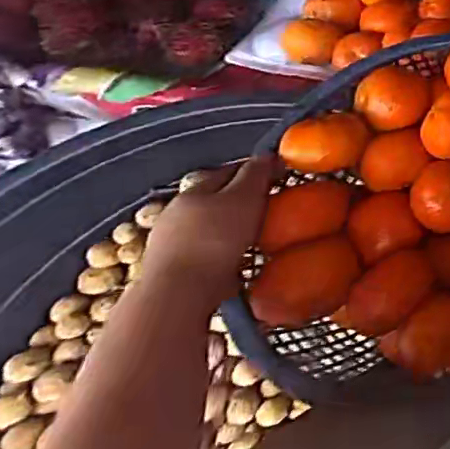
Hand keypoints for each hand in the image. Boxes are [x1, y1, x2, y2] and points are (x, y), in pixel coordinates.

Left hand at [143, 155, 276, 303]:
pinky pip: (206, 251)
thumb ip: (256, 173)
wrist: (179, 294)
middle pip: (216, 199)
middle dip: (242, 200)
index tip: (279, 177)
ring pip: (210, 226)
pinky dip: (223, 251)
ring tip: (258, 236)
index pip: (229, 171)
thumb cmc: (216, 238)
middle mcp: (176, 214)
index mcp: (193, 192)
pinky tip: (239, 259)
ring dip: (232, 227)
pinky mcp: (173, 270)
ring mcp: (170, 243)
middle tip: (271, 207)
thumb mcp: (244, 197)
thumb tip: (267, 154)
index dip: (255, 170)